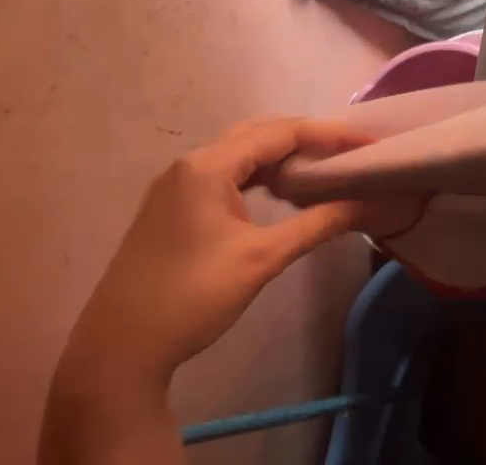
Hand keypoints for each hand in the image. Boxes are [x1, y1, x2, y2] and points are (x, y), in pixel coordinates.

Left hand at [56, 119, 373, 389]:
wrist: (114, 354)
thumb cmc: (190, 298)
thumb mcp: (262, 259)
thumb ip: (319, 224)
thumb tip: (371, 205)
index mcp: (208, 167)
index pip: (282, 132)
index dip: (330, 135)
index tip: (369, 145)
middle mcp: (189, 165)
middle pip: (260, 133)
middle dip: (308, 137)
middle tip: (350, 152)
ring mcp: (176, 186)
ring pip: (241, 151)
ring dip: (283, 154)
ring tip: (324, 168)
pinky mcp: (172, 208)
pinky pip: (226, 172)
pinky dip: (260, 173)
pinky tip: (281, 191)